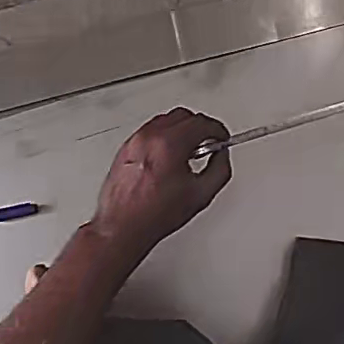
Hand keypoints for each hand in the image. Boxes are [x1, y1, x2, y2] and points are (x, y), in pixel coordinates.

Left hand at [89, 108, 233, 256]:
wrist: (122, 227)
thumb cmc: (154, 214)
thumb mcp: (201, 194)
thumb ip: (219, 169)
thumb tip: (221, 155)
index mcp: (170, 145)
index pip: (201, 123)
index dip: (218, 130)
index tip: (221, 137)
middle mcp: (150, 138)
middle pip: (183, 116)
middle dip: (200, 127)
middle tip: (208, 141)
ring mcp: (135, 141)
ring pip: (166, 120)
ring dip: (181, 130)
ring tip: (189, 150)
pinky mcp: (126, 148)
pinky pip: (150, 131)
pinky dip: (164, 136)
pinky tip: (170, 154)